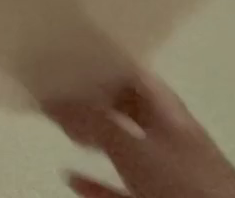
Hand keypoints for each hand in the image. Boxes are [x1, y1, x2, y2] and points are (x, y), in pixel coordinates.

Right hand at [45, 70, 234, 197]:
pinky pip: (124, 183)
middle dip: (94, 99)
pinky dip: (98, 179)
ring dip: (94, 138)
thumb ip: (90, 118)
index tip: (72, 51)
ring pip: (127, 147)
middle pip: (130, 110)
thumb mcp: (131, 145)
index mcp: (173, 116)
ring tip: (63, 129)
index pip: (138, 77)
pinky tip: (74, 177)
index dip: (106, 61)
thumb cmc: (182, 182)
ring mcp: (173, 173)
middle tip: (58, 89)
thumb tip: (52, 97)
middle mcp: (175, 140)